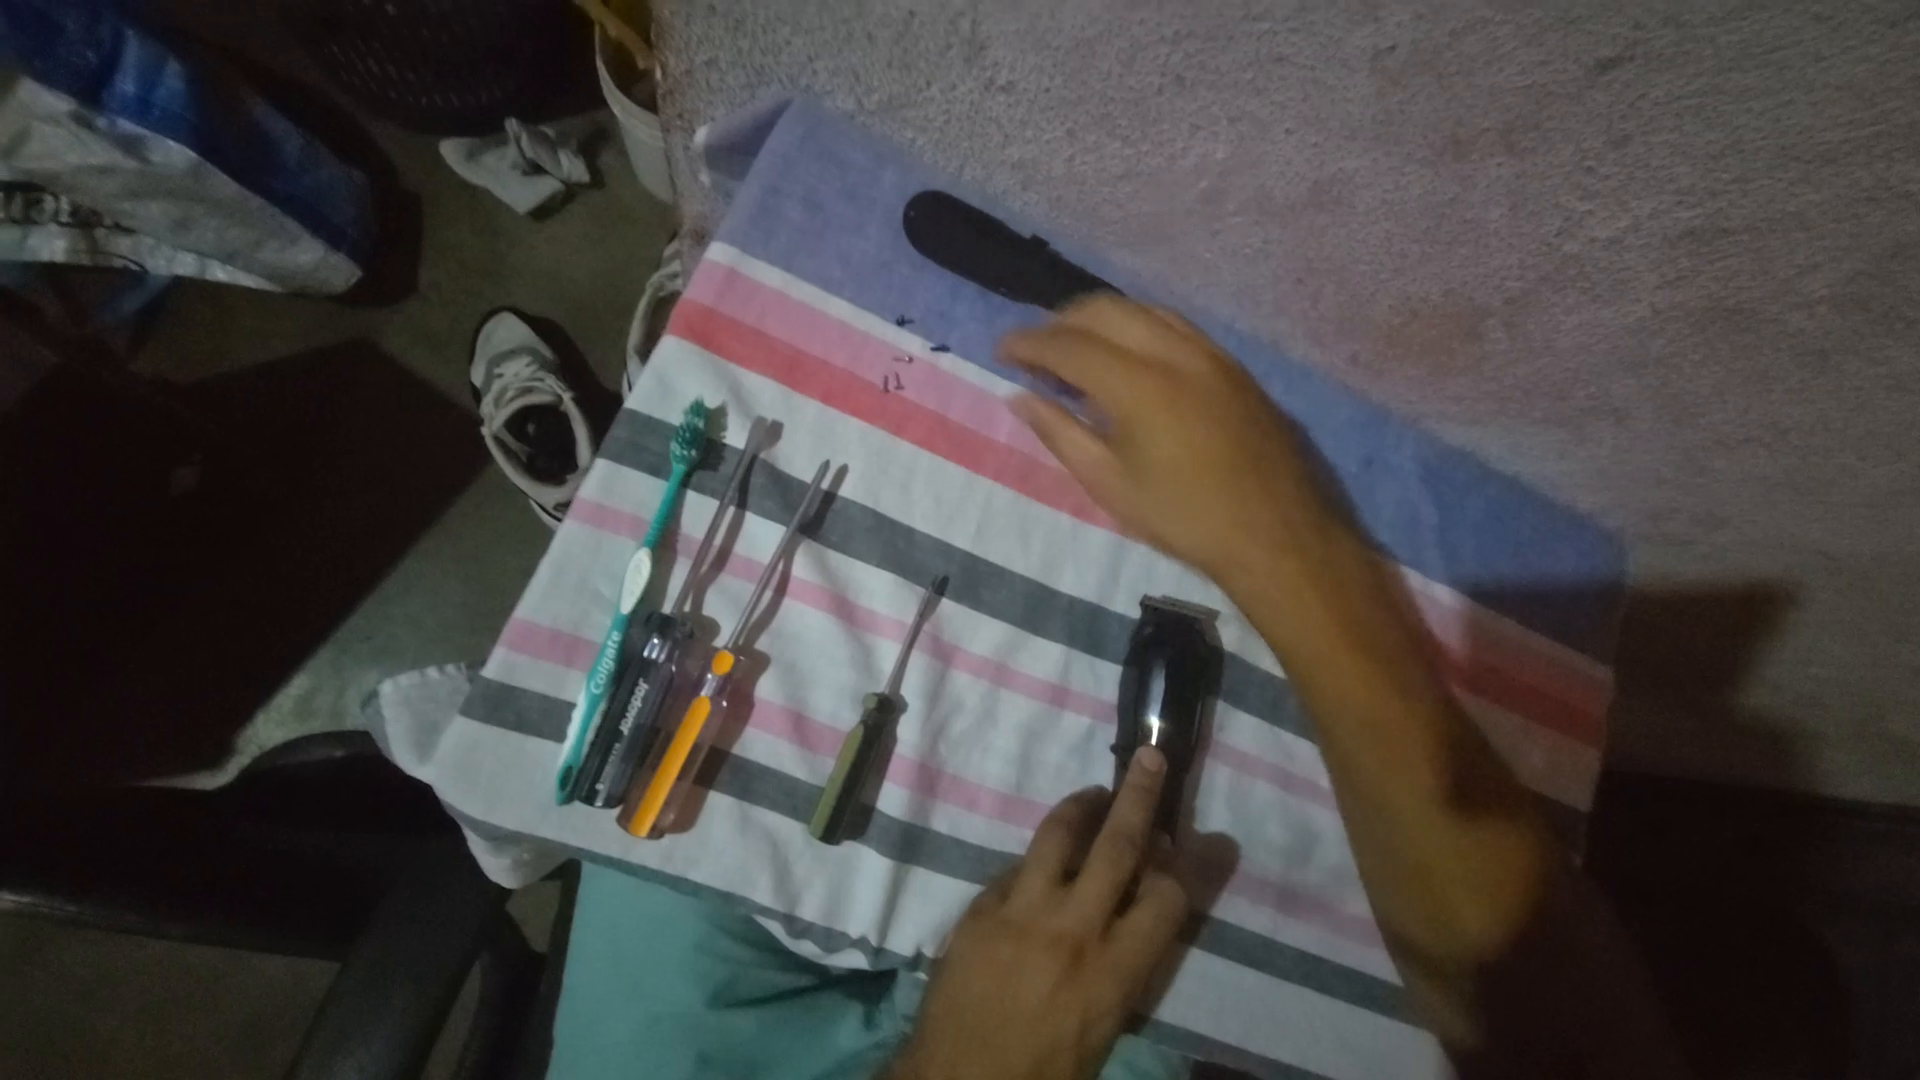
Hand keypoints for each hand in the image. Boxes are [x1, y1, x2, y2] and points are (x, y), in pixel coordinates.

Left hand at [888, 748, 1189, 1079]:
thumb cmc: (1042, 1073)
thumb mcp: (1103, 1029)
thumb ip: (1121, 967)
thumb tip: (1135, 915)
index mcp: (1112, 973)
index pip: (1166, 900)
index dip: (1191, 866)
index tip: (1203, 839)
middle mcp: (1071, 929)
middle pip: (1115, 846)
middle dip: (1139, 797)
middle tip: (1151, 758)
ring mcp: (1019, 911)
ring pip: (1055, 837)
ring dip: (1080, 807)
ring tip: (1094, 793)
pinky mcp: (979, 908)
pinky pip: (1014, 868)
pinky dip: (1035, 861)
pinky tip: (1039, 866)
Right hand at [1000, 295, 1335, 582]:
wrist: (1274, 532)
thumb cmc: (1182, 517)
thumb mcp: (1108, 483)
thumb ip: (1060, 432)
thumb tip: (1019, 397)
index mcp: (1138, 384)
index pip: (1069, 345)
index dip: (1029, 344)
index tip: (1001, 350)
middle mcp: (1174, 352)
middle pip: (1105, 310)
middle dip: (1060, 321)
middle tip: (1034, 349)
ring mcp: (1209, 353)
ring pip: (1142, 309)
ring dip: (1099, 319)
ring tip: (1075, 348)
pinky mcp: (1231, 365)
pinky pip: (1173, 324)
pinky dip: (1136, 326)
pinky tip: (1127, 355)